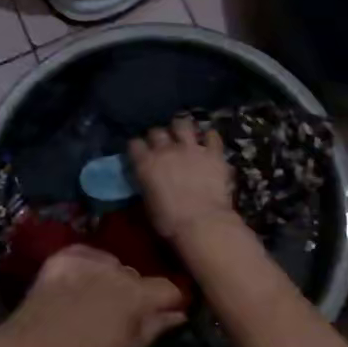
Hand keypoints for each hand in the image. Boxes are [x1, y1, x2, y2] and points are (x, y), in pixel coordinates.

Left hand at [0, 245, 186, 346]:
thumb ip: (157, 327)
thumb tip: (178, 312)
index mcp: (137, 294)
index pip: (169, 288)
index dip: (170, 300)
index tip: (165, 310)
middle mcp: (115, 269)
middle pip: (136, 276)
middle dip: (135, 291)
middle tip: (121, 312)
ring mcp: (86, 260)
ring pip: (111, 264)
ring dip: (110, 277)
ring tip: (95, 298)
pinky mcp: (62, 257)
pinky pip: (85, 255)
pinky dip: (86, 266)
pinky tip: (78, 283)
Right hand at [128, 115, 239, 243]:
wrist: (202, 222)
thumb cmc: (169, 221)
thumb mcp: (148, 202)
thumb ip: (147, 184)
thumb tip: (149, 180)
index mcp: (145, 164)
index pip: (134, 144)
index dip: (137, 147)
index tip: (139, 153)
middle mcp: (165, 150)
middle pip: (156, 131)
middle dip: (157, 136)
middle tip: (161, 144)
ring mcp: (190, 149)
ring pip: (182, 124)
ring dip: (181, 127)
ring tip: (183, 134)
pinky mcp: (213, 153)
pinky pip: (212, 136)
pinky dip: (209, 137)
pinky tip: (208, 141)